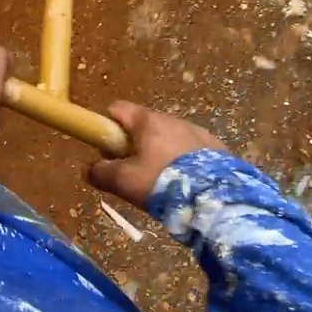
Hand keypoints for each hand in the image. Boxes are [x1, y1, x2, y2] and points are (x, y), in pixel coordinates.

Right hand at [85, 101, 227, 209]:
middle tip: (136, 174)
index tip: (109, 152)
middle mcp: (174, 120)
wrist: (221, 202)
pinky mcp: (221, 150)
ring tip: (167, 185)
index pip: (117, 109)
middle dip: (136, 146)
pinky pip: (194, 152)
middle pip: (144, 126)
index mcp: (148, 121)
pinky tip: (190, 187)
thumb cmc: (165, 184)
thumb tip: (89, 169)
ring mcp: (200, 134)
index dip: (107, 127)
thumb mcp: (124, 182)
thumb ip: (101, 173)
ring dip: (163, 155)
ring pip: (171, 139)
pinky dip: (187, 164)